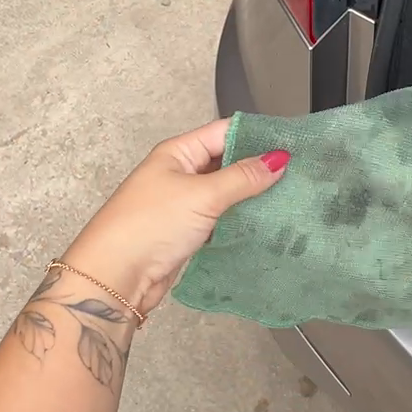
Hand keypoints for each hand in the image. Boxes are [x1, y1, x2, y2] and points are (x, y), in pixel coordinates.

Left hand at [58, 117, 288, 315]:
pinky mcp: (186, 232)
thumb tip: (278, 159)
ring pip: (225, 193)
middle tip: (297, 174)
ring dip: (250, 197)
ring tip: (288, 197)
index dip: (257, 137)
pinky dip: (239, 220)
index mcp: (177, 152)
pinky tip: (264, 223)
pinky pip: (220, 218)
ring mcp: (182, 203)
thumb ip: (243, 177)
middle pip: (227, 162)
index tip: (291, 145)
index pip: (224, 132)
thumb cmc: (148, 226)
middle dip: (258, 168)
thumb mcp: (202, 194)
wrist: (114, 279)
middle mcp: (179, 173)